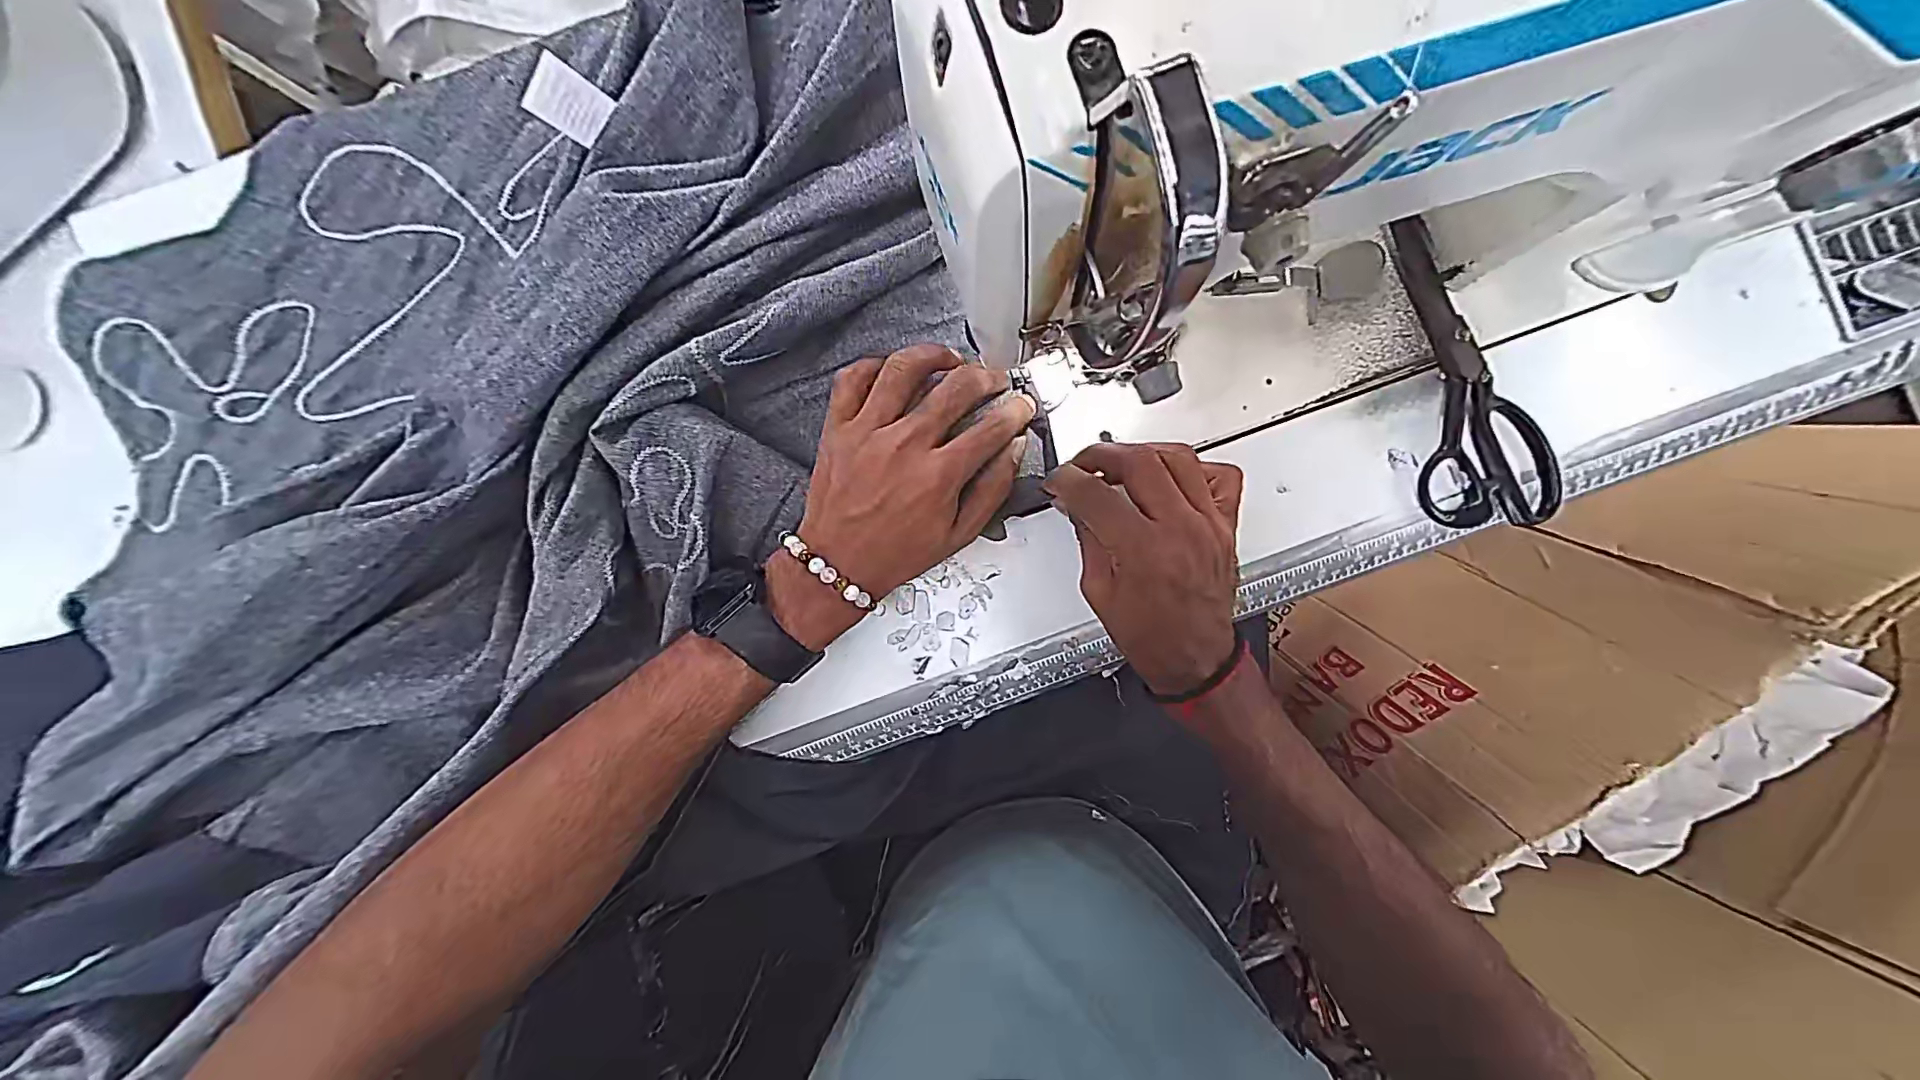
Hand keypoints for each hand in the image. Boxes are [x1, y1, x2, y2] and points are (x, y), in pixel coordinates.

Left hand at [767, 344, 1034, 649]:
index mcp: (937, 475)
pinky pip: (854, 378)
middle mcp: (904, 446)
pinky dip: (875, 365)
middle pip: (956, 387)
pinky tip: (894, 369)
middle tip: (993, 380)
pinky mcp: (839, 428)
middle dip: (987, 377)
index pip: (991, 426)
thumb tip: (1013, 451)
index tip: (1020, 406)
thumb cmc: (894, 553)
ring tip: (950, 359)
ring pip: (905, 369)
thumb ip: (992, 489)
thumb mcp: (958, 535)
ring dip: (935, 355)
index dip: (1015, 410)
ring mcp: (868, 432)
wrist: (839, 563)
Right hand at [1044, 442, 1243, 696]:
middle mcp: (1181, 531)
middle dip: (1101, 455)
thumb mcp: (1100, 591)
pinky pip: (1221, 476)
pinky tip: (1172, 476)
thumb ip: (1089, 539)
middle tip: (1085, 464)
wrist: (1196, 659)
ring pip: (1179, 457)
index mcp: (1144, 552)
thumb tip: (1077, 505)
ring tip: (1122, 463)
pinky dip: (1194, 468)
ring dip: (1143, 452)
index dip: (1068, 480)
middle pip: (1139, 461)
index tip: (1060, 481)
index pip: (1096, 494)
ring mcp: (1209, 525)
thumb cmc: (1153, 638)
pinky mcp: (1226, 526)